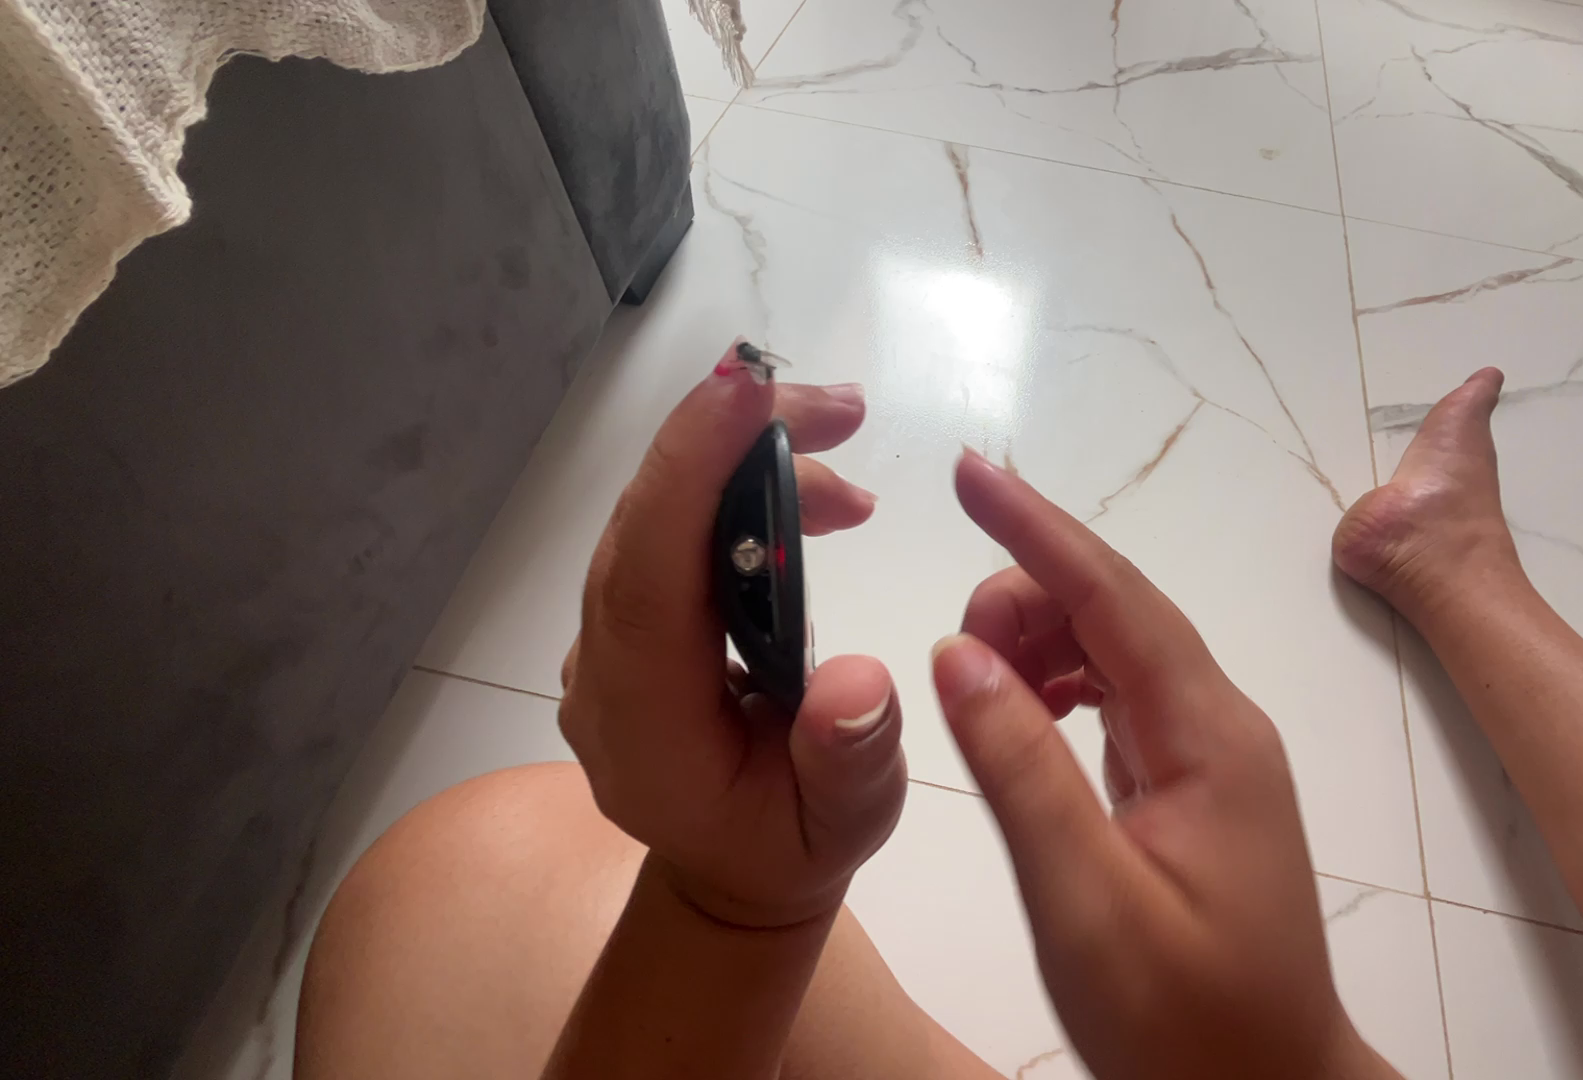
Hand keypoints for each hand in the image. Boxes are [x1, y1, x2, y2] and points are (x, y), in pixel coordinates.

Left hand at [559, 344, 906, 928]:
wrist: (733, 865)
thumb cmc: (789, 846)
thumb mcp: (842, 822)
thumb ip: (846, 761)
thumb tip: (857, 680)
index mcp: (645, 727)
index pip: (646, 581)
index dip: (690, 475)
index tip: (749, 386)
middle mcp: (609, 667)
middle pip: (649, 522)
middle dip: (737, 444)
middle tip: (842, 409)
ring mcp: (616, 637)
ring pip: (663, 515)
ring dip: (752, 467)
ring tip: (853, 487)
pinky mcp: (640, 617)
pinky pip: (677, 530)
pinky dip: (743, 493)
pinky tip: (817, 503)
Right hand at [931, 451, 1398, 1078]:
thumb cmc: (1182, 1021)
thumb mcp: (1084, 900)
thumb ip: (1020, 767)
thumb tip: (958, 653)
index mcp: (1206, 734)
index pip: (1111, 594)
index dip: (1035, 528)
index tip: (969, 473)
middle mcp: (1214, 717)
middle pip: (1112, 609)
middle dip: (1024, 598)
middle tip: (956, 654)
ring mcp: (1204, 742)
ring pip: (1109, 644)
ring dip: (1037, 640)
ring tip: (983, 685)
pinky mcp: (1186, 768)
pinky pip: (1113, 689)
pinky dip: (1056, 680)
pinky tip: (1023, 709)